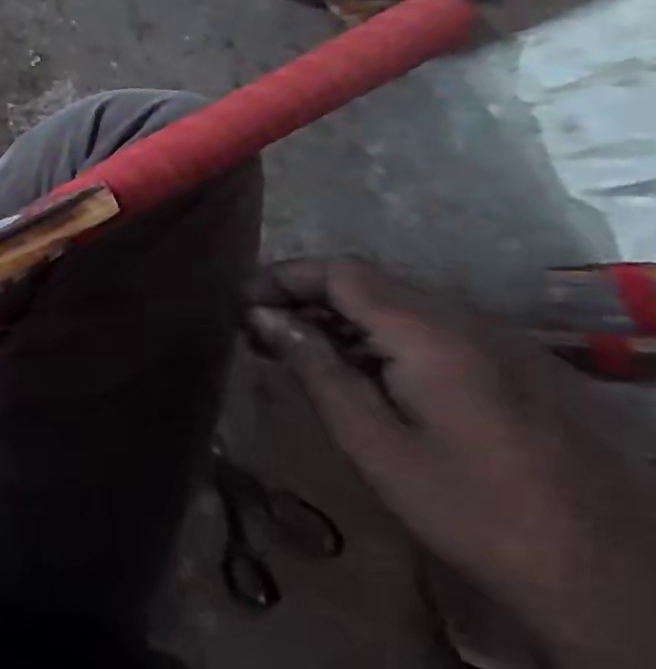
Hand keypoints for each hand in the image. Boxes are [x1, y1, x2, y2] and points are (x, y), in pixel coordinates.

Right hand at [250, 258, 655, 668]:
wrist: (614, 582)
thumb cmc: (470, 510)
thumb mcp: (371, 442)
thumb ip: (315, 368)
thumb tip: (263, 316)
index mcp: (434, 339)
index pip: (342, 273)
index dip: (283, 277)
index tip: (241, 305)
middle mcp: (474, 326)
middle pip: (371, 283)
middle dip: (306, 297)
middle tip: (261, 332)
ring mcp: (508, 348)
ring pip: (402, 305)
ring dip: (342, 317)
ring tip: (300, 352)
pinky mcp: (524, 372)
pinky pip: (436, 330)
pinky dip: (382, 336)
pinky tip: (361, 374)